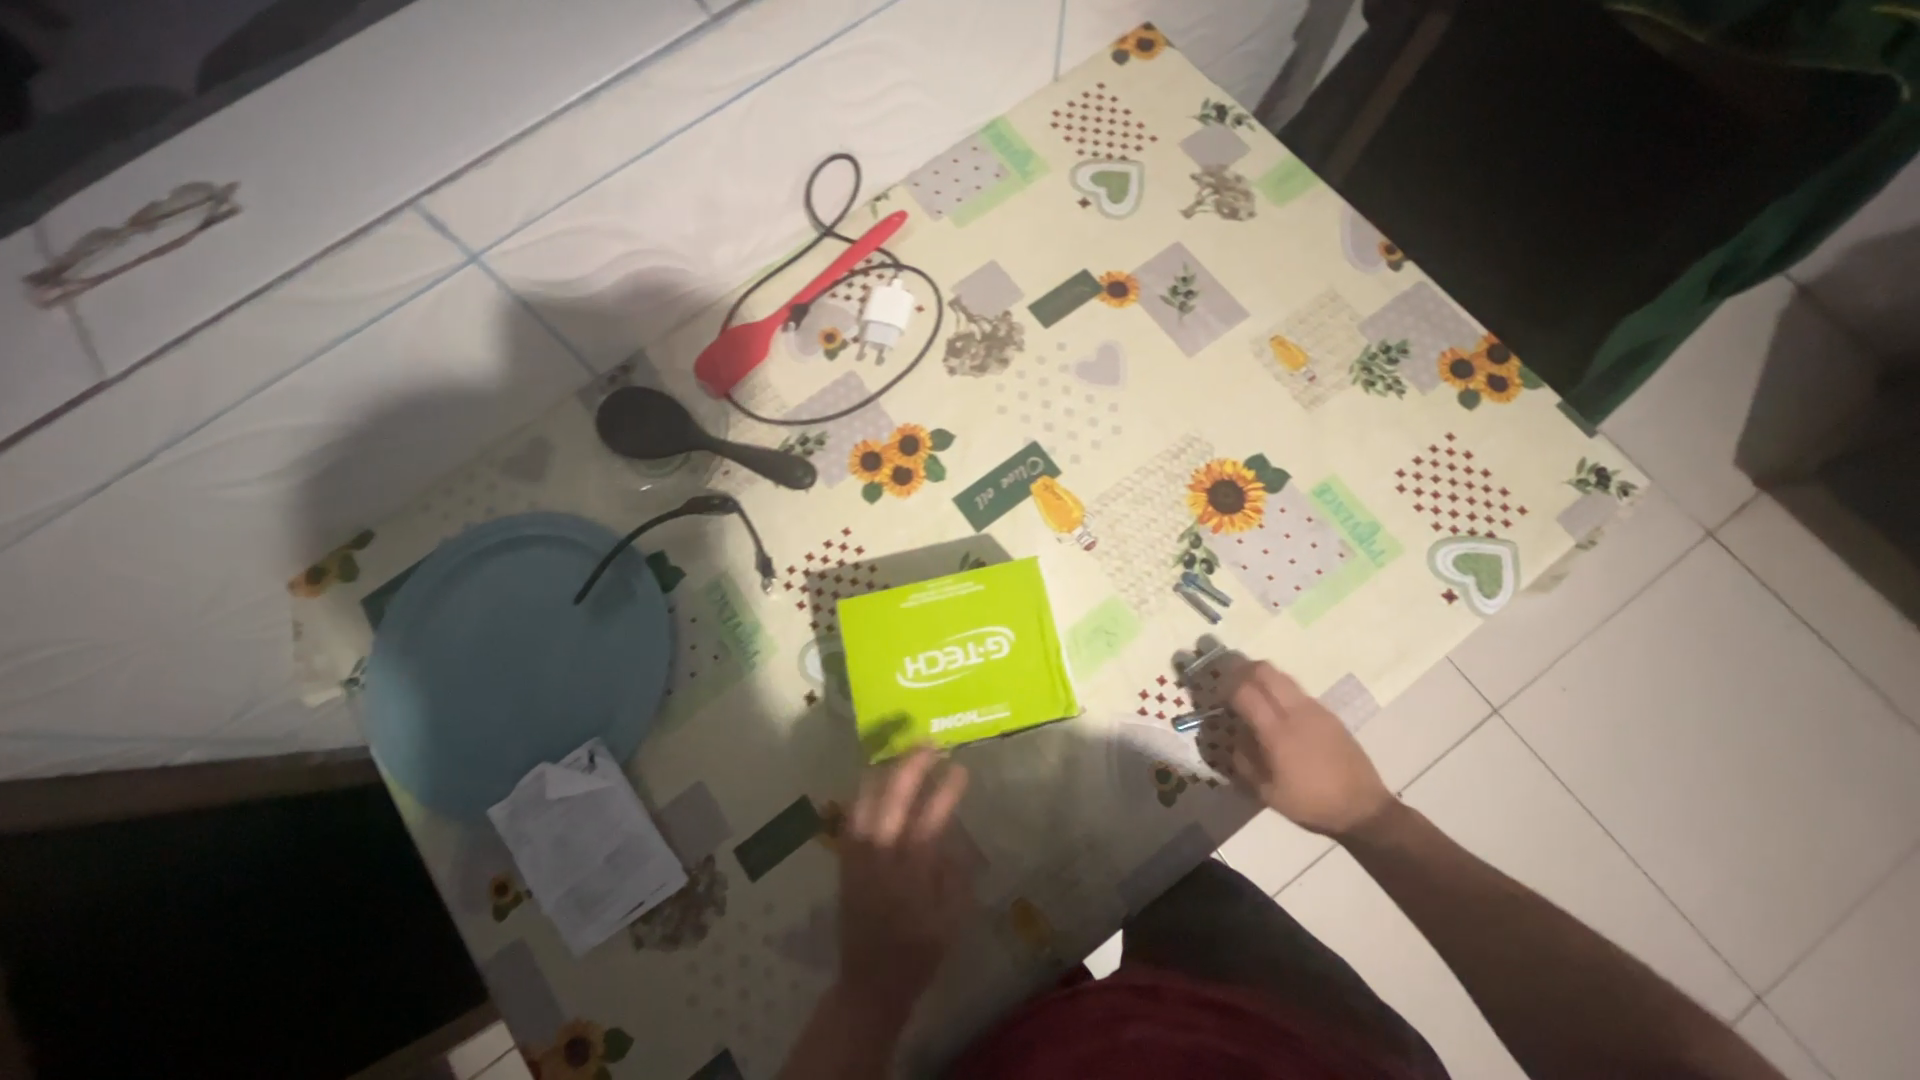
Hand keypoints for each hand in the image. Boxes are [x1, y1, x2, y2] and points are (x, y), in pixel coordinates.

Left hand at [835, 747, 973, 1023]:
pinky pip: (852, 815)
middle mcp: (881, 856)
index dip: (946, 790)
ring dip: (886, 771)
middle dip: (912, 765)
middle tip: (931, 744)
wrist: (870, 982)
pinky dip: (866, 792)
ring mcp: (858, 856)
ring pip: (867, 799)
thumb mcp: (952, 920)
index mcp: (912, 872)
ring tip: (904, 753)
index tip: (961, 768)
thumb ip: (955, 875)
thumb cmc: (918, 953)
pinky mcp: (845, 861)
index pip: (931, 818)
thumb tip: (954, 836)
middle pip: (893, 797)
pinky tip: (877, 780)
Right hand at [1225, 661, 1394, 837]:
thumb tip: (1234, 736)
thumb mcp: (1267, 792)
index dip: (1224, 688)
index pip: (1244, 691)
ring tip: (1251, 694)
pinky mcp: (1329, 714)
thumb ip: (1244, 760)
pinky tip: (1278, 713)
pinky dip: (1280, 691)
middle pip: (1264, 670)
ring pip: (1282, 676)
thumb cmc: (1310, 804)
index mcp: (1277, 732)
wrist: (1363, 808)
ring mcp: (1316, 709)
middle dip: (1241, 670)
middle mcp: (1296, 712)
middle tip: (1229, 684)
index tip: (1215, 696)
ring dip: (1262, 678)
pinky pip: (1298, 691)